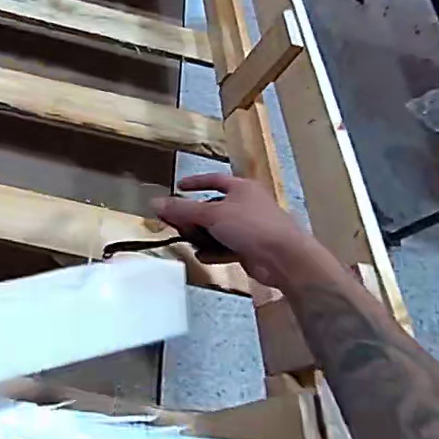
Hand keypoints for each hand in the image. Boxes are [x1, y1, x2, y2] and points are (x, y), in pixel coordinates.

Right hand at [154, 173, 338, 287]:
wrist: (283, 258)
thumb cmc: (251, 226)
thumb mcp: (211, 215)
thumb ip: (182, 210)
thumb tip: (155, 202)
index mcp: (242, 188)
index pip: (215, 179)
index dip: (196, 182)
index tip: (179, 186)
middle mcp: (248, 205)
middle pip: (214, 207)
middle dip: (195, 216)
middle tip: (177, 222)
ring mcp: (251, 227)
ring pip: (219, 229)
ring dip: (203, 235)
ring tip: (188, 240)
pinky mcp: (252, 248)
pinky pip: (227, 247)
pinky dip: (215, 251)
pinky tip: (202, 256)